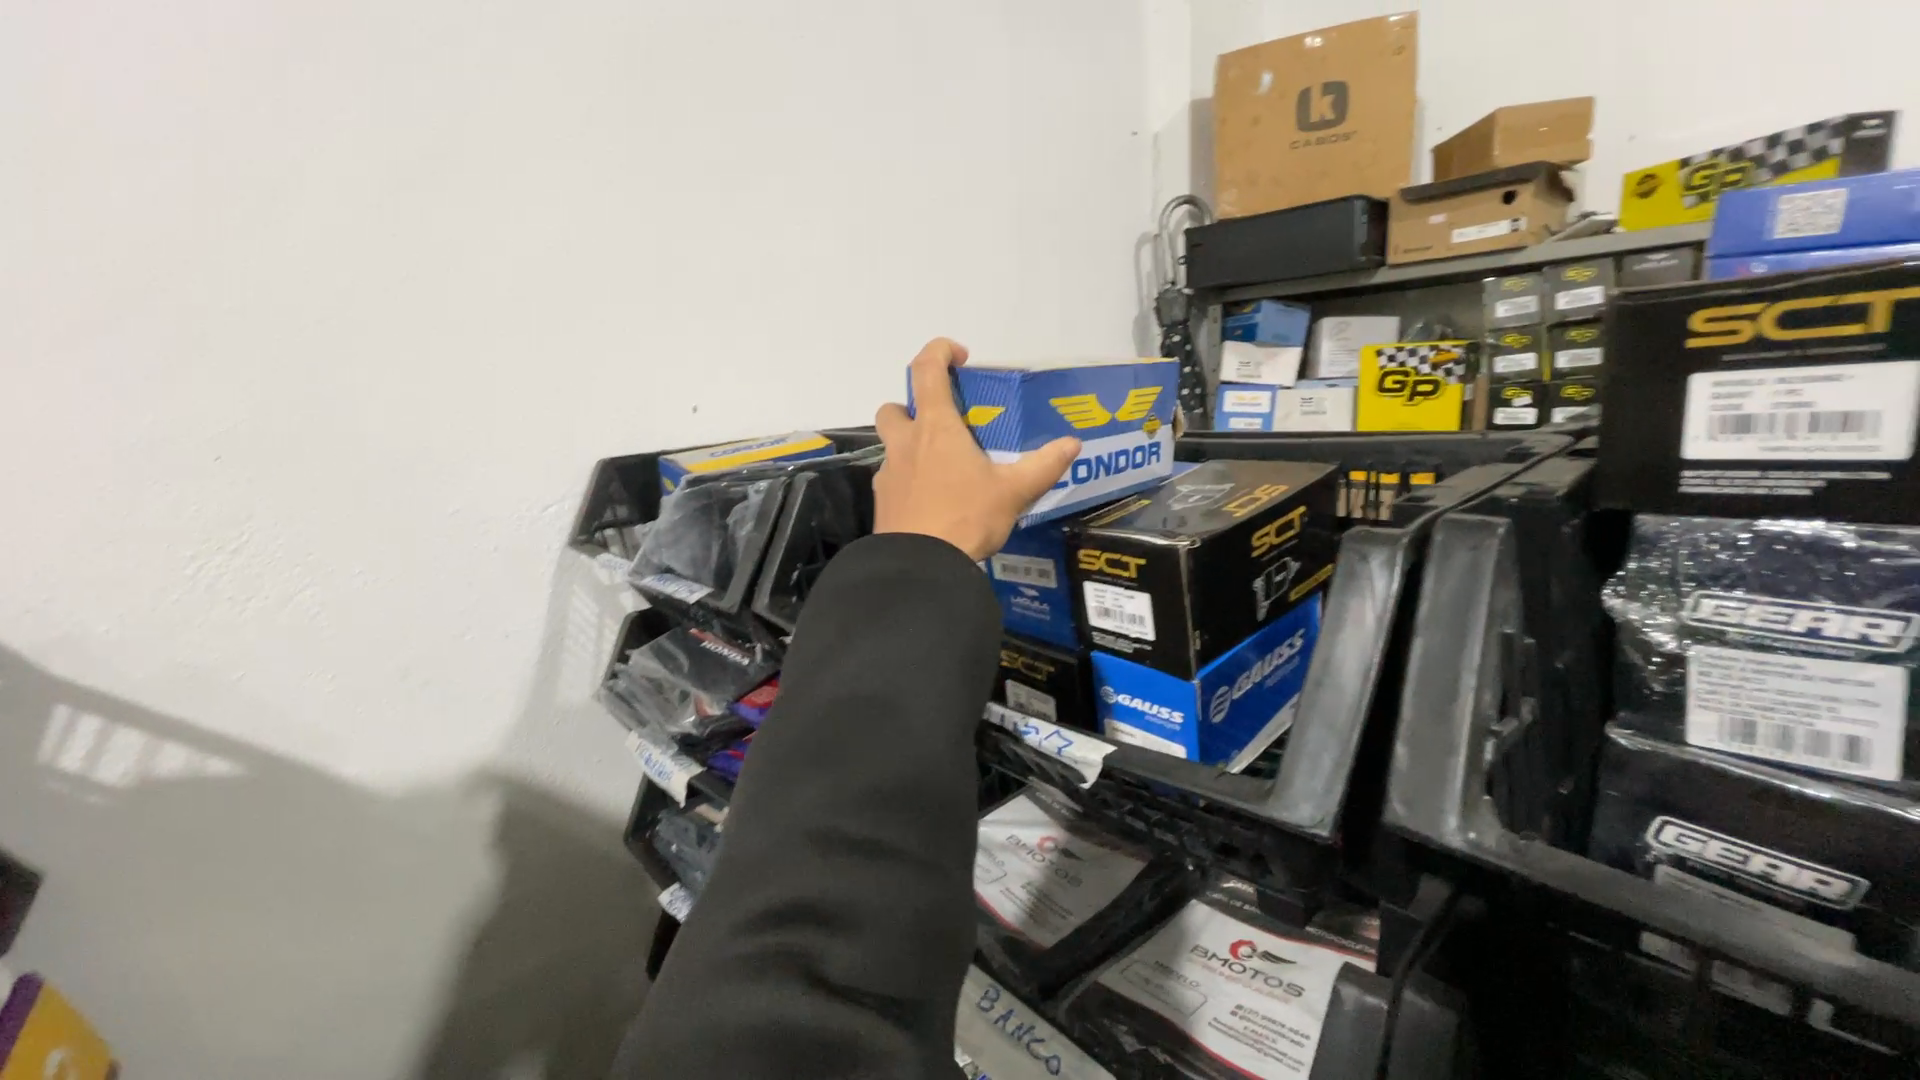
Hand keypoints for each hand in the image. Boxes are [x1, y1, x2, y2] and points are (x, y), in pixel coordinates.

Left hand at [872, 339, 1079, 560]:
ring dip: (910, 446)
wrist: (920, 568)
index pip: (926, 370)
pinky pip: (893, 481)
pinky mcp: (883, 505)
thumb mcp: (1013, 491)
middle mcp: (905, 445)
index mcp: (936, 429)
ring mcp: (889, 475)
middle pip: (894, 408)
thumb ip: (1043, 465)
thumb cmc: (966, 518)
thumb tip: (1072, 444)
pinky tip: (932, 502)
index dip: (938, 351)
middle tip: (941, 425)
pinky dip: (909, 481)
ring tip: (942, 468)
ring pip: (891, 447)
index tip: (959, 356)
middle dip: (911, 406)